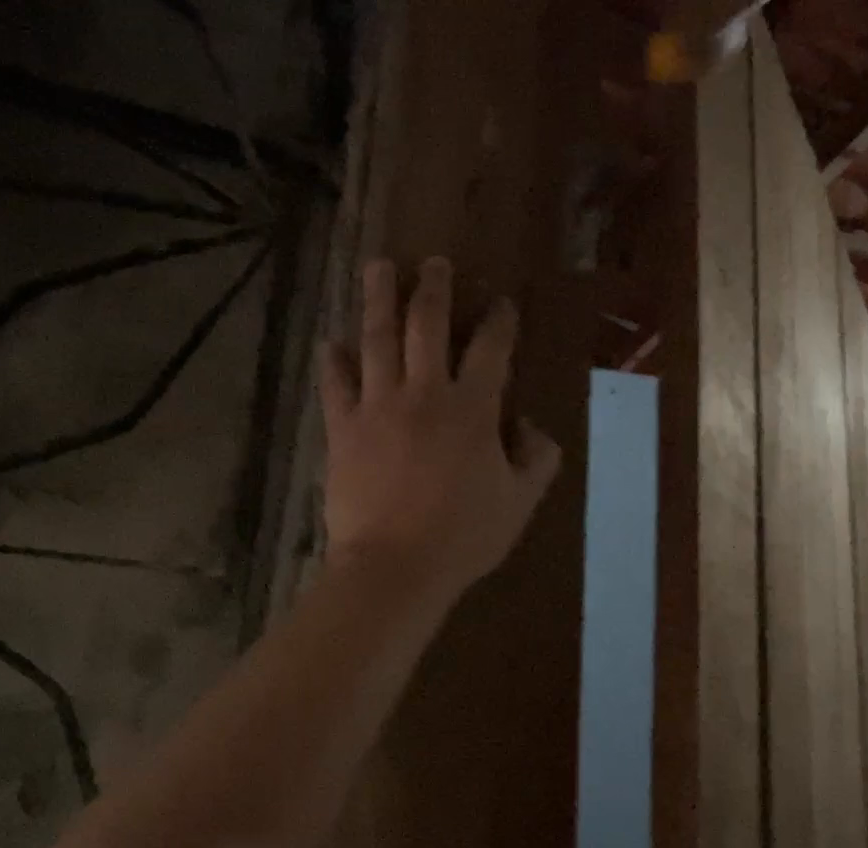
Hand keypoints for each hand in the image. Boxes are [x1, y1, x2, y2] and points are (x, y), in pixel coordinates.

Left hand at [318, 257, 561, 600]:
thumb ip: (536, 458)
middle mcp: (424, 393)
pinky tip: (331, 343)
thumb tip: (529, 426)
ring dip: (378, 299)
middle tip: (433, 262)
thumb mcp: (519, 502)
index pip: (491, 349)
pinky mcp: (343, 429)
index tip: (501, 304)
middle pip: (428, 325)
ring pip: (377, 339)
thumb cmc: (463, 537)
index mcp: (472, 408)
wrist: (394, 566)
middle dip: (433, 288)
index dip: (499, 321)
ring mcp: (378, 407)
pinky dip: (333, 361)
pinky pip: (335, 385)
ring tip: (377, 268)